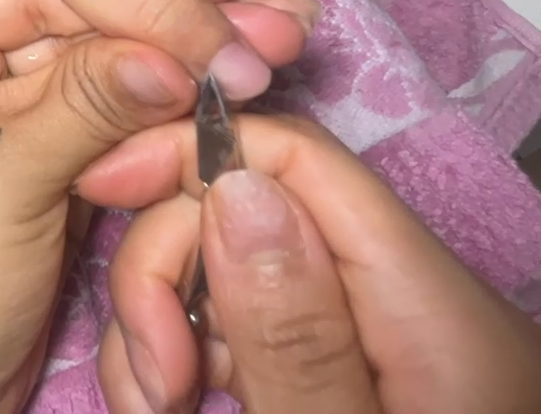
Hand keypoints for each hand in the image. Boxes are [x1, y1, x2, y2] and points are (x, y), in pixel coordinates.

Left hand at [0, 0, 313, 413]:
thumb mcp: (6, 174)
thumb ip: (90, 100)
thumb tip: (183, 47)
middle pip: (74, 18)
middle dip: (172, 21)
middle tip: (276, 17)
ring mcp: (0, 97)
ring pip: (101, 64)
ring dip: (183, 59)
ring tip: (278, 38)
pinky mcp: (38, 144)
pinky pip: (109, 111)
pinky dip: (167, 106)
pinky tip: (226, 85)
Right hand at [79, 116, 540, 413]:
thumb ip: (295, 334)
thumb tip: (238, 183)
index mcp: (441, 319)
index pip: (299, 159)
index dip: (189, 152)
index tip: (99, 190)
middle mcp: (407, 307)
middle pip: (244, 206)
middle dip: (164, 268)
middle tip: (155, 376)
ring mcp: (360, 337)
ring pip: (216, 260)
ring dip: (157, 319)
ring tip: (156, 405)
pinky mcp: (320, 363)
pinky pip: (222, 313)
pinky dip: (173, 346)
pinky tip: (167, 401)